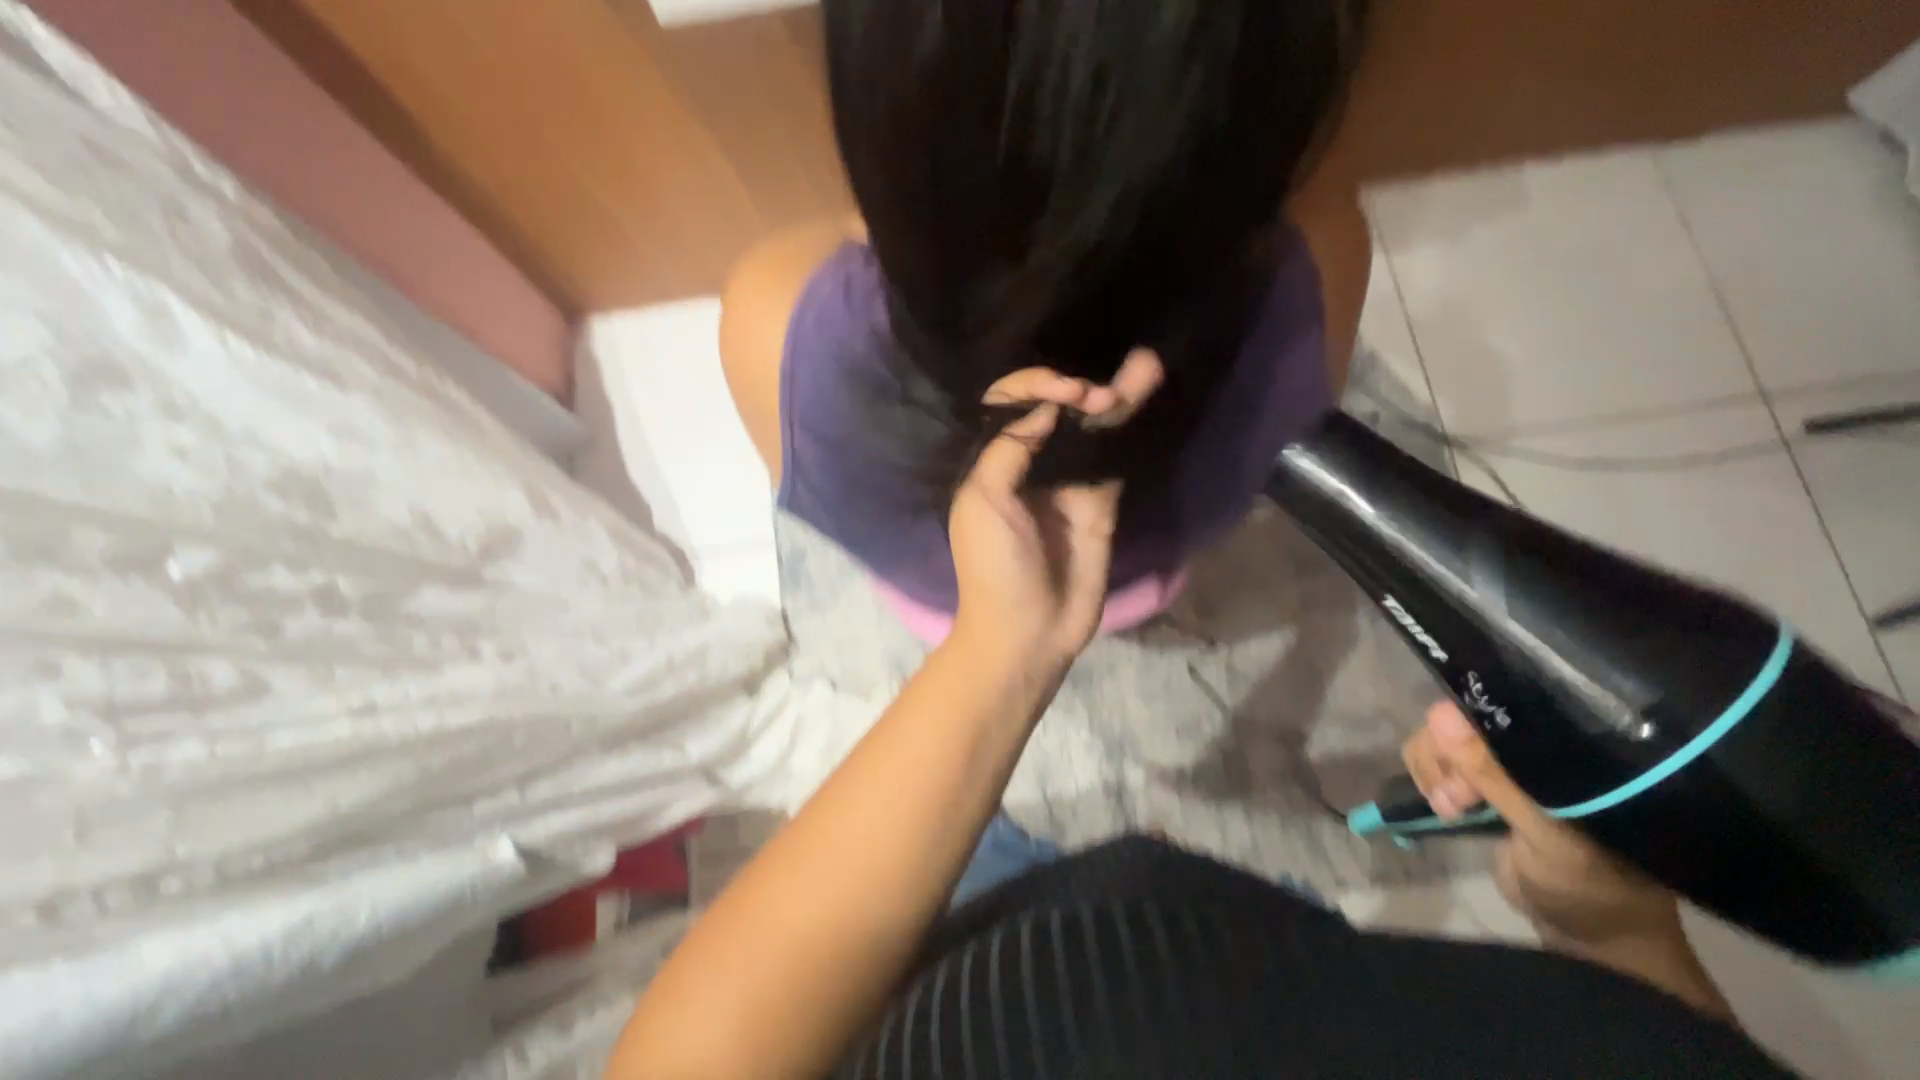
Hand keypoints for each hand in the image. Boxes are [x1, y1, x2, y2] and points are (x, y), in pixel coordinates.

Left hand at [947, 349, 1163, 671]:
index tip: (1064, 392)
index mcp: (990, 460)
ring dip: (1114, 393)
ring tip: (1145, 364)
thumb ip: (1009, 447)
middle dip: (1078, 387)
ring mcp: (1067, 480)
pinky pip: (1113, 455)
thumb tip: (1048, 406)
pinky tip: (1144, 393)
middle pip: (1054, 408)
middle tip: (1099, 393)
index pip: (1010, 403)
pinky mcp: (1100, 500)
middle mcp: (1028, 463)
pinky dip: (1128, 426)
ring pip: (1090, 426)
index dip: (1035, 387)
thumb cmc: (994, 566)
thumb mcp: (983, 501)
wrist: (1029, 629)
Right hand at [1403, 703, 1683, 952]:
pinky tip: (1445, 810)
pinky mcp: (1480, 786)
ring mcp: (1502, 765)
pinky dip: (1431, 782)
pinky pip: (1436, 763)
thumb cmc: (1586, 882)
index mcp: (1560, 744)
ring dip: (1434, 774)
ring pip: (1438, 740)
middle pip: (1457, 717)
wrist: (1586, 935)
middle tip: (1459, 802)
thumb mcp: (1542, 829)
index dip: (1465, 723)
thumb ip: (1493, 774)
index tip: (1463, 771)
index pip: (1498, 701)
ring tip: (1451, 811)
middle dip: (1445, 758)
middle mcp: (1529, 744)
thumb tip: (1440, 712)